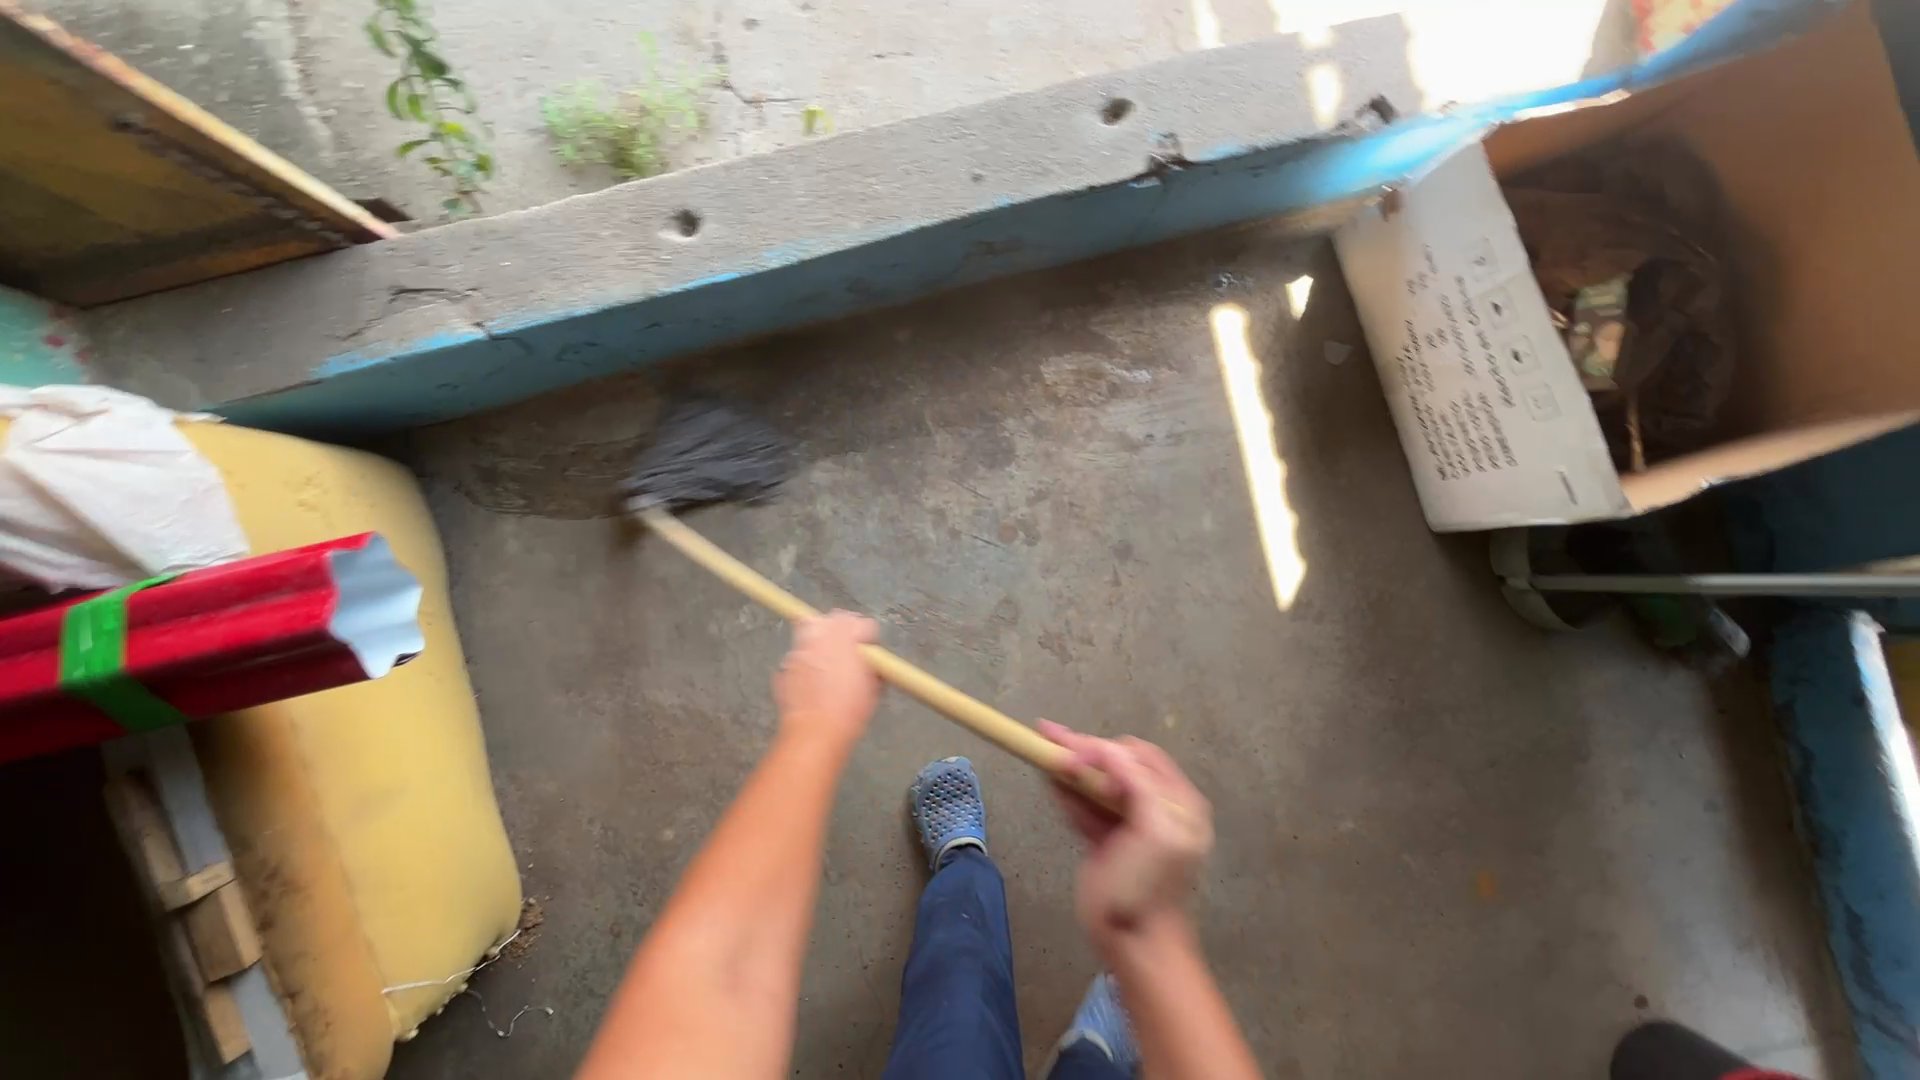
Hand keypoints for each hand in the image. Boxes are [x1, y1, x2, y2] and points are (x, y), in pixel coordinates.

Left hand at [774, 611, 880, 751]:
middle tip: (850, 650)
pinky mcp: (786, 665)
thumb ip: (872, 665)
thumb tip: (871, 662)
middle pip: (833, 619)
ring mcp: (799, 649)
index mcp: (847, 636)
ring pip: (811, 632)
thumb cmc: (850, 710)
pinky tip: (813, 680)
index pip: (862, 622)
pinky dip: (807, 661)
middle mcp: (820, 636)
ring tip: (829, 661)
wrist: (814, 730)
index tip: (870, 649)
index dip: (868, 635)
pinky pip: (799, 655)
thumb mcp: (873, 686)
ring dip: (822, 642)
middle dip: (842, 629)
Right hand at [1039, 720, 1213, 946]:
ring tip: (1041, 749)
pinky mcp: (1106, 843)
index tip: (1073, 748)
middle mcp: (1156, 807)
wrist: (1137, 945)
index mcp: (1177, 802)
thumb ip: (1136, 782)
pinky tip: (1050, 779)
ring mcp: (1129, 825)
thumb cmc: (1149, 886)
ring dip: (1070, 767)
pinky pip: (1084, 809)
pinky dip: (1067, 793)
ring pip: (1096, 785)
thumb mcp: (1155, 829)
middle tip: (1047, 735)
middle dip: (1083, 750)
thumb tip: (1106, 749)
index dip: (1106, 747)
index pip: (1140, 756)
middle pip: (1115, 766)